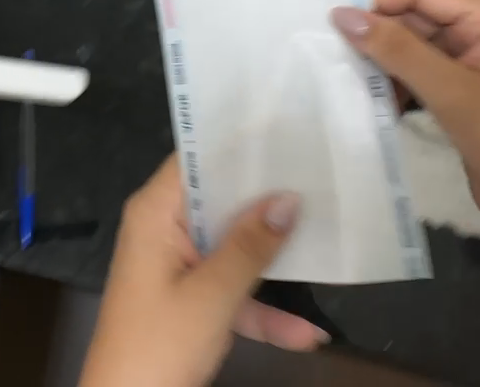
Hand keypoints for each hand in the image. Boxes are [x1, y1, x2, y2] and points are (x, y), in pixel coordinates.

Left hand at [78, 158, 327, 386]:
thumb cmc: (159, 341)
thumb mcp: (211, 295)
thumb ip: (249, 246)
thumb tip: (287, 197)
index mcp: (155, 211)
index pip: (195, 160)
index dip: (235, 148)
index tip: (282, 138)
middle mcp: (162, 227)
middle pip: (217, 201)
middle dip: (263, 201)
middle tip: (315, 184)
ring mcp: (175, 264)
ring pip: (227, 247)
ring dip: (269, 261)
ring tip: (323, 247)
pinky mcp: (186, 299)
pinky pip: (227, 291)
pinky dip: (259, 310)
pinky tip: (307, 335)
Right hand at [330, 0, 479, 249]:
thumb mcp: (454, 96)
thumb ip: (397, 50)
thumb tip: (341, 13)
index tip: (327, 16)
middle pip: (412, 8)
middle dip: (374, 26)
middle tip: (327, 44)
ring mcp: (472, 53)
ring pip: (408, 36)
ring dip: (379, 54)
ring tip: (343, 70)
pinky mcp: (461, 80)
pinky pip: (413, 61)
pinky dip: (391, 75)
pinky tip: (371, 94)